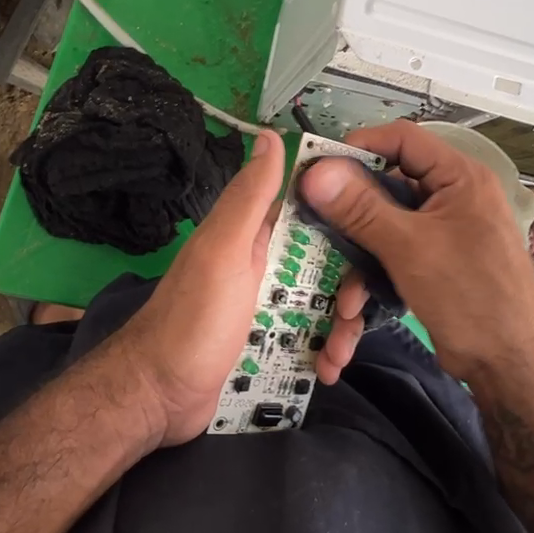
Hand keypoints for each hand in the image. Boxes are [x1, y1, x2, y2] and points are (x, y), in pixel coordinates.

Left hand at [102, 128, 367, 445]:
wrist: (159, 398)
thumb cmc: (193, 318)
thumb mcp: (224, 251)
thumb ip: (250, 197)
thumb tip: (269, 134)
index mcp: (258, 237)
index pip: (316, 213)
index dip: (347, 220)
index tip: (374, 239)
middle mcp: (268, 266)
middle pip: (330, 264)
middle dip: (350, 289)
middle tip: (351, 313)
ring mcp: (271, 307)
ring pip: (326, 304)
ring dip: (341, 328)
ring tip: (337, 355)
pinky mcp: (274, 343)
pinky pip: (313, 338)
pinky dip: (325, 352)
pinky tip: (327, 369)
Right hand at [299, 121, 533, 382]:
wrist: (511, 364)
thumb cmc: (470, 294)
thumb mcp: (409, 247)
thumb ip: (361, 207)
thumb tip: (315, 170)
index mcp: (458, 178)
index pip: (403, 140)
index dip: (359, 147)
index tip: (318, 169)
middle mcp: (450, 199)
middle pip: (385, 191)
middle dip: (349, 222)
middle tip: (310, 232)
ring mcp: (441, 235)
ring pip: (383, 233)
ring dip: (357, 268)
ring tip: (344, 306)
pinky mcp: (432, 267)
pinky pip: (392, 262)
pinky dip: (372, 286)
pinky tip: (354, 319)